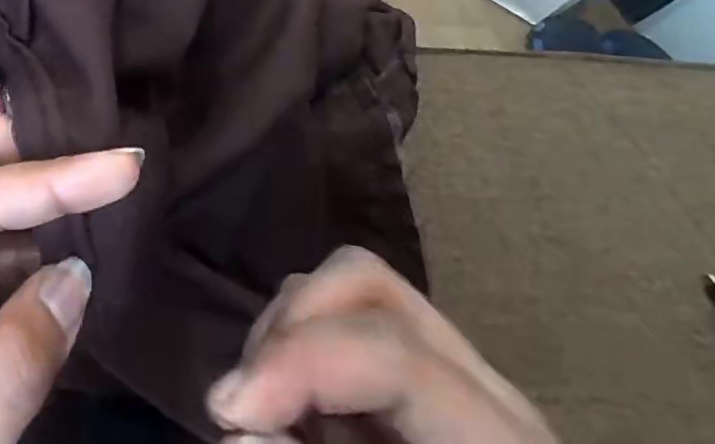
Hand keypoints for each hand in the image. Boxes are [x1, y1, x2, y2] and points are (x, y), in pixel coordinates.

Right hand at [206, 246, 555, 443]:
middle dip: (288, 327)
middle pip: (367, 285)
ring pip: (347, 292)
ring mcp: (456, 379)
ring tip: (261, 407)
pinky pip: (344, 325)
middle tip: (244, 400)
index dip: (299, 363)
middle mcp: (486, 393)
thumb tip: (238, 434)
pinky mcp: (426, 388)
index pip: (393, 357)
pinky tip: (288, 410)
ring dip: (285, 335)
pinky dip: (298, 352)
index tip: (228, 413)